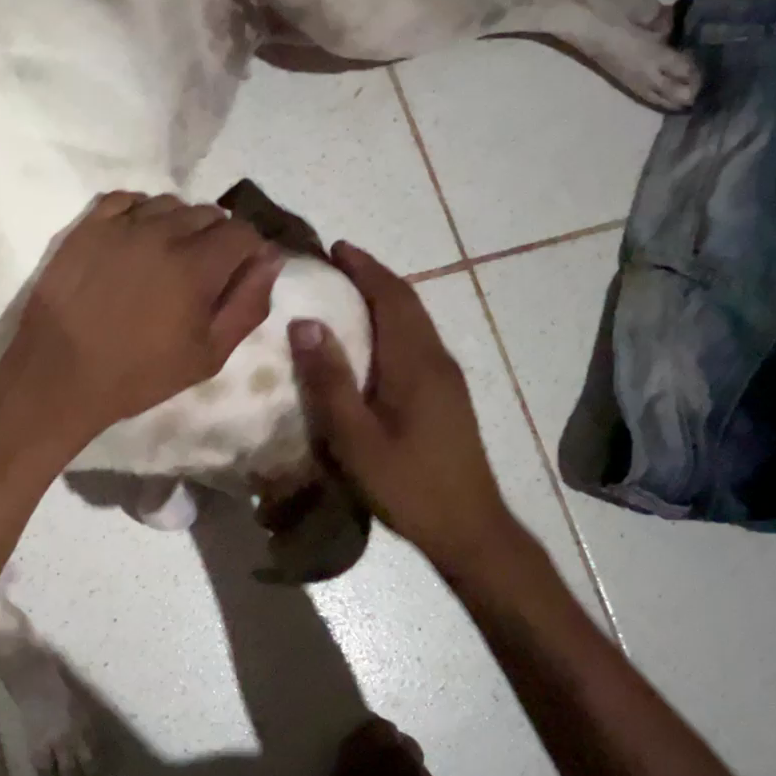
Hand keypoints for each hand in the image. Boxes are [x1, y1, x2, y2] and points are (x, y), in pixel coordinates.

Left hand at [0, 192, 282, 443]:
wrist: (58, 375)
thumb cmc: (137, 375)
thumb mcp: (208, 356)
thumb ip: (248, 304)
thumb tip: (270, 259)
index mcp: (196, 265)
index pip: (244, 231)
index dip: (247, 252)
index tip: (236, 273)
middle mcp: (160, 233)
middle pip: (207, 213)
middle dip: (214, 238)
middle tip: (199, 274)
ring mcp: (118, 226)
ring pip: (167, 203)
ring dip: (177, 223)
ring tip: (164, 257)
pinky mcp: (85, 227)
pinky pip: (124, 199)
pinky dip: (138, 212)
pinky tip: (134, 239)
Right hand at [288, 242, 515, 567]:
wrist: (469, 528)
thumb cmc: (407, 484)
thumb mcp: (355, 437)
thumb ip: (330, 380)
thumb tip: (306, 323)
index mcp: (416, 364)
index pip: (393, 298)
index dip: (365, 269)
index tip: (334, 247)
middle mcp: (437, 362)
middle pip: (407, 304)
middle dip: (372, 277)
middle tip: (333, 264)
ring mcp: (446, 380)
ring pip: (413, 324)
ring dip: (382, 300)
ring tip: (342, 295)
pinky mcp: (445, 398)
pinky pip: (414, 344)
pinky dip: (389, 326)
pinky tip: (365, 344)